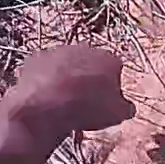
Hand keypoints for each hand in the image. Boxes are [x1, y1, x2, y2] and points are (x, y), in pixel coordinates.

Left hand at [0, 45, 133, 154]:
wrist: (47, 105)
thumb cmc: (87, 108)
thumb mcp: (116, 115)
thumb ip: (125, 107)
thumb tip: (127, 108)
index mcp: (109, 58)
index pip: (116, 69)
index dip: (112, 86)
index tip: (107, 101)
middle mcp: (85, 48)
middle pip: (90, 63)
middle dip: (89, 79)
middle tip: (86, 101)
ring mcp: (59, 51)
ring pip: (67, 65)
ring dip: (67, 79)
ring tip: (64, 103)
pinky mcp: (36, 58)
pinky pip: (45, 70)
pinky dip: (46, 81)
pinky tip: (46, 99)